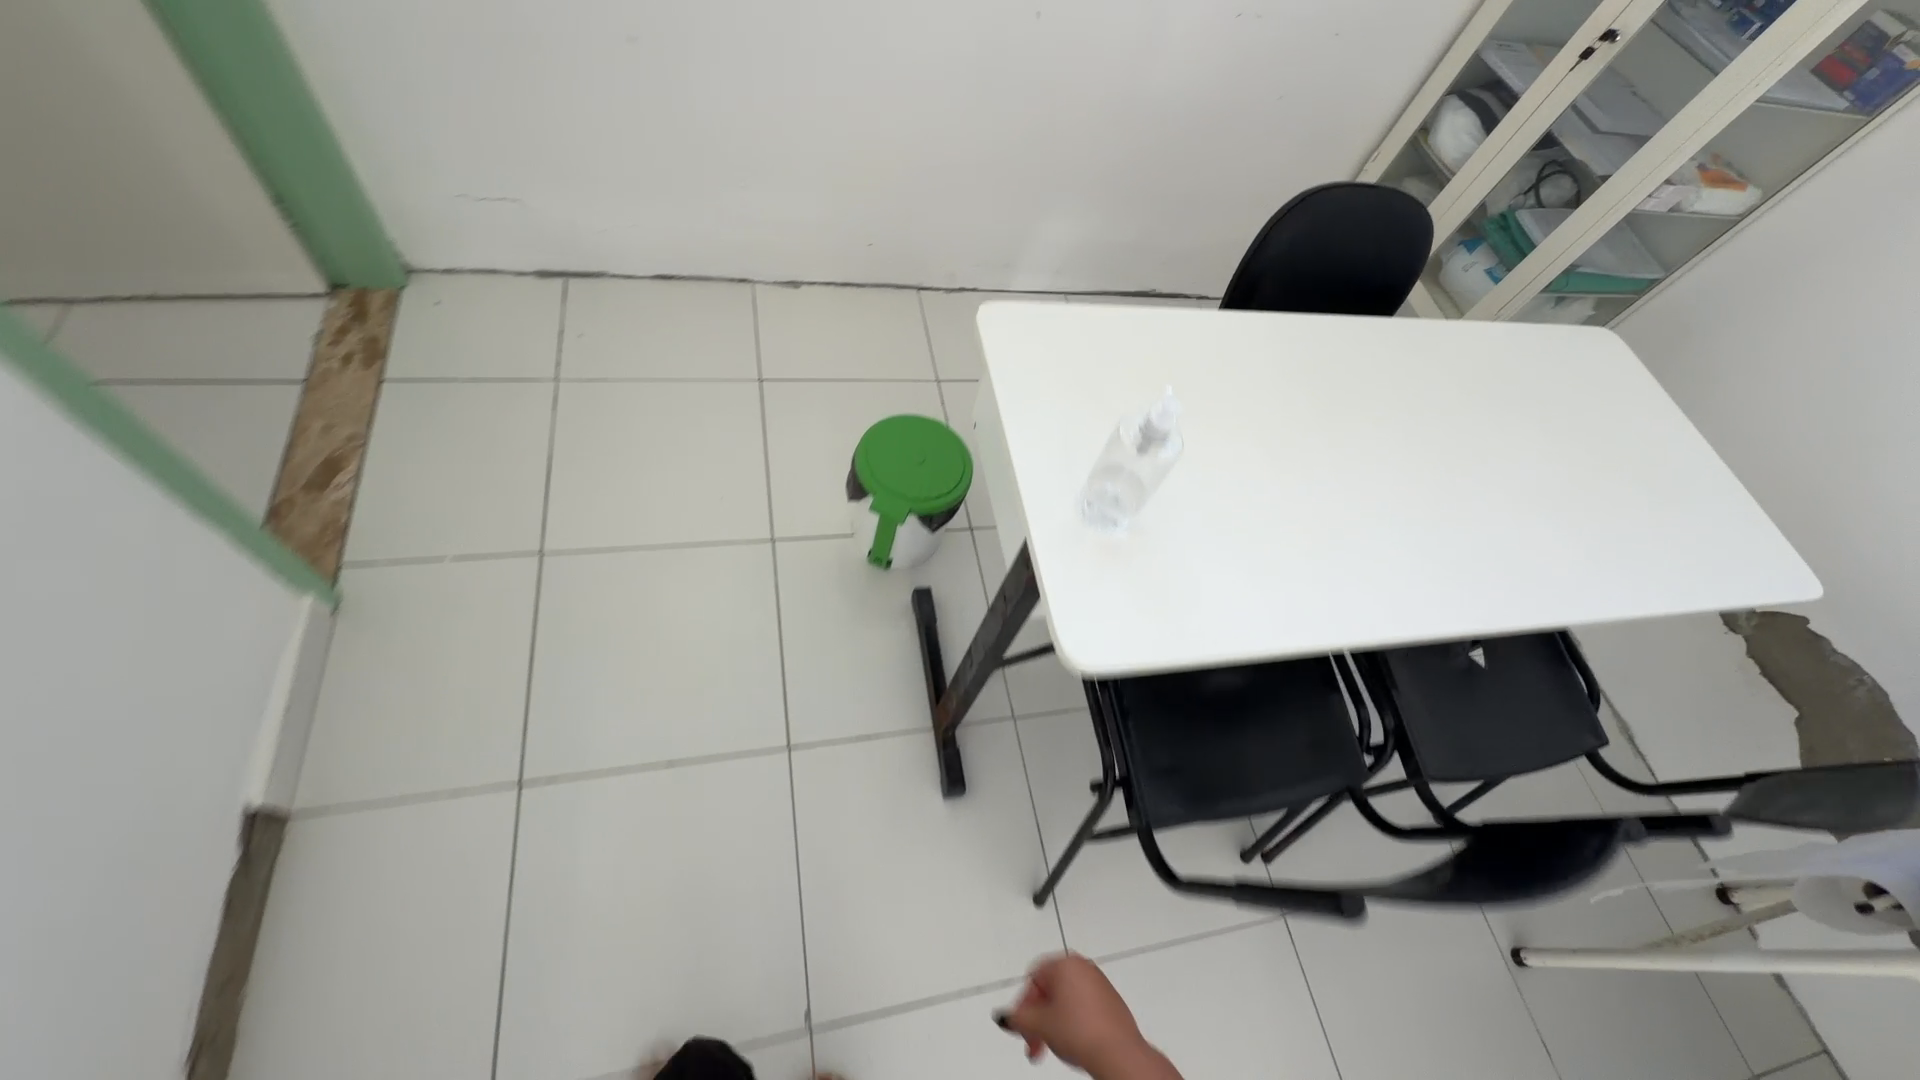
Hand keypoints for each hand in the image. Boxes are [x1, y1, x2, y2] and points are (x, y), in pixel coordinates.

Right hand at [996, 954, 1176, 1079]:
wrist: (1118, 1053)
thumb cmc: (1077, 1031)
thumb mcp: (1038, 1024)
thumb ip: (1017, 1017)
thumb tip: (1004, 1016)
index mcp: (1064, 963)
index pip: (1033, 978)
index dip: (1023, 1005)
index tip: (1022, 1029)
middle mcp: (1083, 967)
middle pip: (1049, 990)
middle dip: (1038, 1018)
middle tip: (1034, 1044)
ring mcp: (1099, 983)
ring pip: (1066, 1000)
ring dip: (1053, 1022)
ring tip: (1053, 1045)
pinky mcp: (1112, 1001)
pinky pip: (1083, 1007)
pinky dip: (1073, 1021)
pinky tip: (1073, 1041)